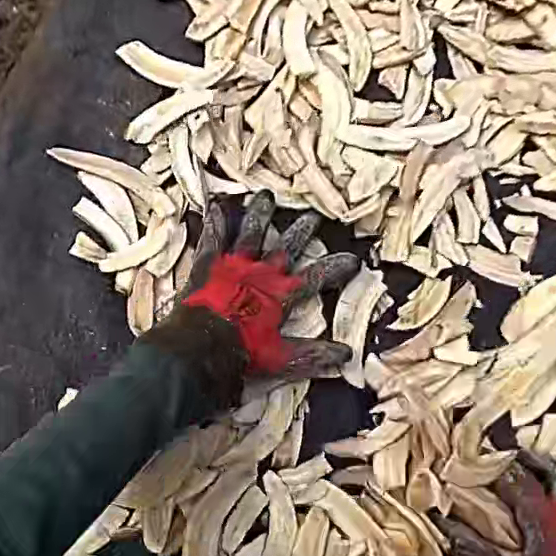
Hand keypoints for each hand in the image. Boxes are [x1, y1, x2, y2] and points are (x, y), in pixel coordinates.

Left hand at [173, 192, 356, 379]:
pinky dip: (214, 221)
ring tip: (267, 197)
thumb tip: (346, 355)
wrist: (201, 344)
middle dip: (302, 231)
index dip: (335, 267)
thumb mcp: (281, 357)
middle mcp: (261, 273)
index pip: (316, 276)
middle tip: (313, 216)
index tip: (353, 259)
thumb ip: (312, 354)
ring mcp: (234, 266)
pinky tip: (214, 205)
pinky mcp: (208, 265)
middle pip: (287, 247)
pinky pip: (213, 238)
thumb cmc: (242, 352)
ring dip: (261, 215)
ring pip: (251, 233)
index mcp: (281, 294)